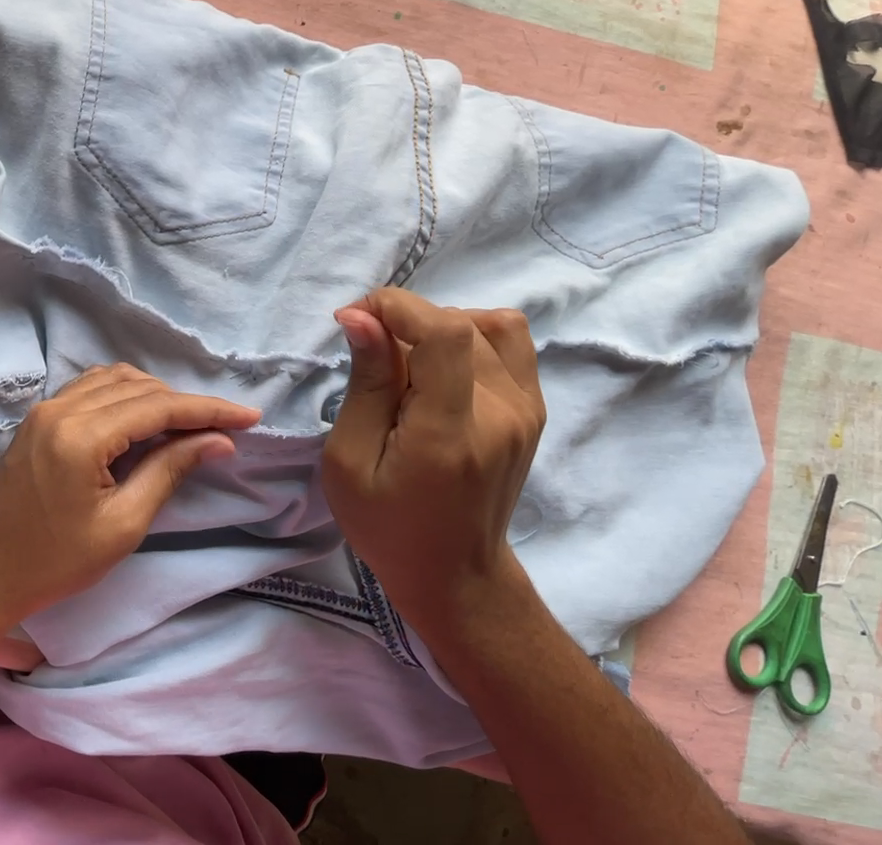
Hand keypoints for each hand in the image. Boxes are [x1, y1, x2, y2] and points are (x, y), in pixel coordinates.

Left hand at [0, 364, 259, 627]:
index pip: (156, 406)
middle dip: (184, 403)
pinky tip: (142, 420)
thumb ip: (169, 471)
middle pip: (136, 387)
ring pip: (111, 381)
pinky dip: (121, 396)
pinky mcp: (37, 420)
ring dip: (153, 396)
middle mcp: (59, 410)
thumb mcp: (123, 524)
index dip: (207, 409)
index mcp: (79, 435)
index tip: (249, 416)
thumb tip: (217, 440)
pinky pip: (88, 389)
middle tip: (222, 428)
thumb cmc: (57, 561)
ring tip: (186, 425)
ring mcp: (44, 411)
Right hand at [322, 289, 546, 631]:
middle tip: (364, 347)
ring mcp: (526, 410)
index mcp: (450, 432)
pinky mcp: (532, 410)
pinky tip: (436, 368)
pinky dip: (467, 338)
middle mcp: (502, 413)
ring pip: (488, 325)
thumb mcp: (349, 459)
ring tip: (403, 359)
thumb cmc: (384, 523)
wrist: (453, 572)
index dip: (396, 308)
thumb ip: (365, 384)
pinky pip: (508, 343)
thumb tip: (361, 318)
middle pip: (460, 323)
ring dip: (437, 326)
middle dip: (403, 319)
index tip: (352, 319)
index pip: (445, 332)